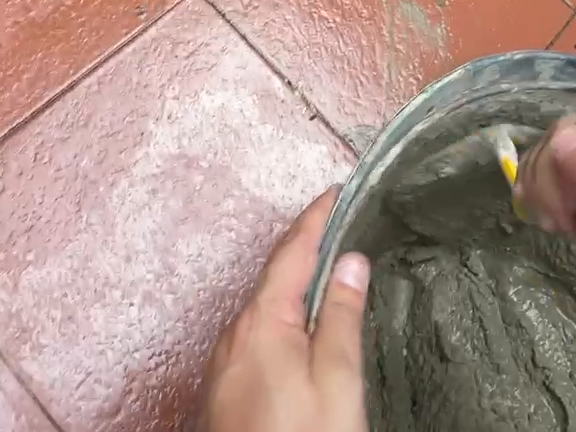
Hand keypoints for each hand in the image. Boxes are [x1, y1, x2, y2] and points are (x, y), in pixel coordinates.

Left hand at [201, 189, 369, 431]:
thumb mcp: (335, 382)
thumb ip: (340, 315)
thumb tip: (349, 259)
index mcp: (261, 322)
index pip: (292, 251)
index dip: (316, 217)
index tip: (337, 190)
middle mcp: (235, 333)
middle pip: (274, 272)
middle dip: (305, 242)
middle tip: (338, 218)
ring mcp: (226, 361)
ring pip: (264, 301)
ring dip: (293, 274)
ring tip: (327, 258)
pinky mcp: (226, 386)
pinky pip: (257, 327)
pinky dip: (282, 306)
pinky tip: (301, 315)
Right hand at [515, 107, 575, 368]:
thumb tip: (564, 135)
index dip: (571, 161)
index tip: (569, 211)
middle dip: (555, 172)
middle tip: (559, 220)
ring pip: (564, 139)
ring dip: (546, 179)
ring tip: (558, 220)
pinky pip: (563, 154)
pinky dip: (546, 181)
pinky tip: (555, 212)